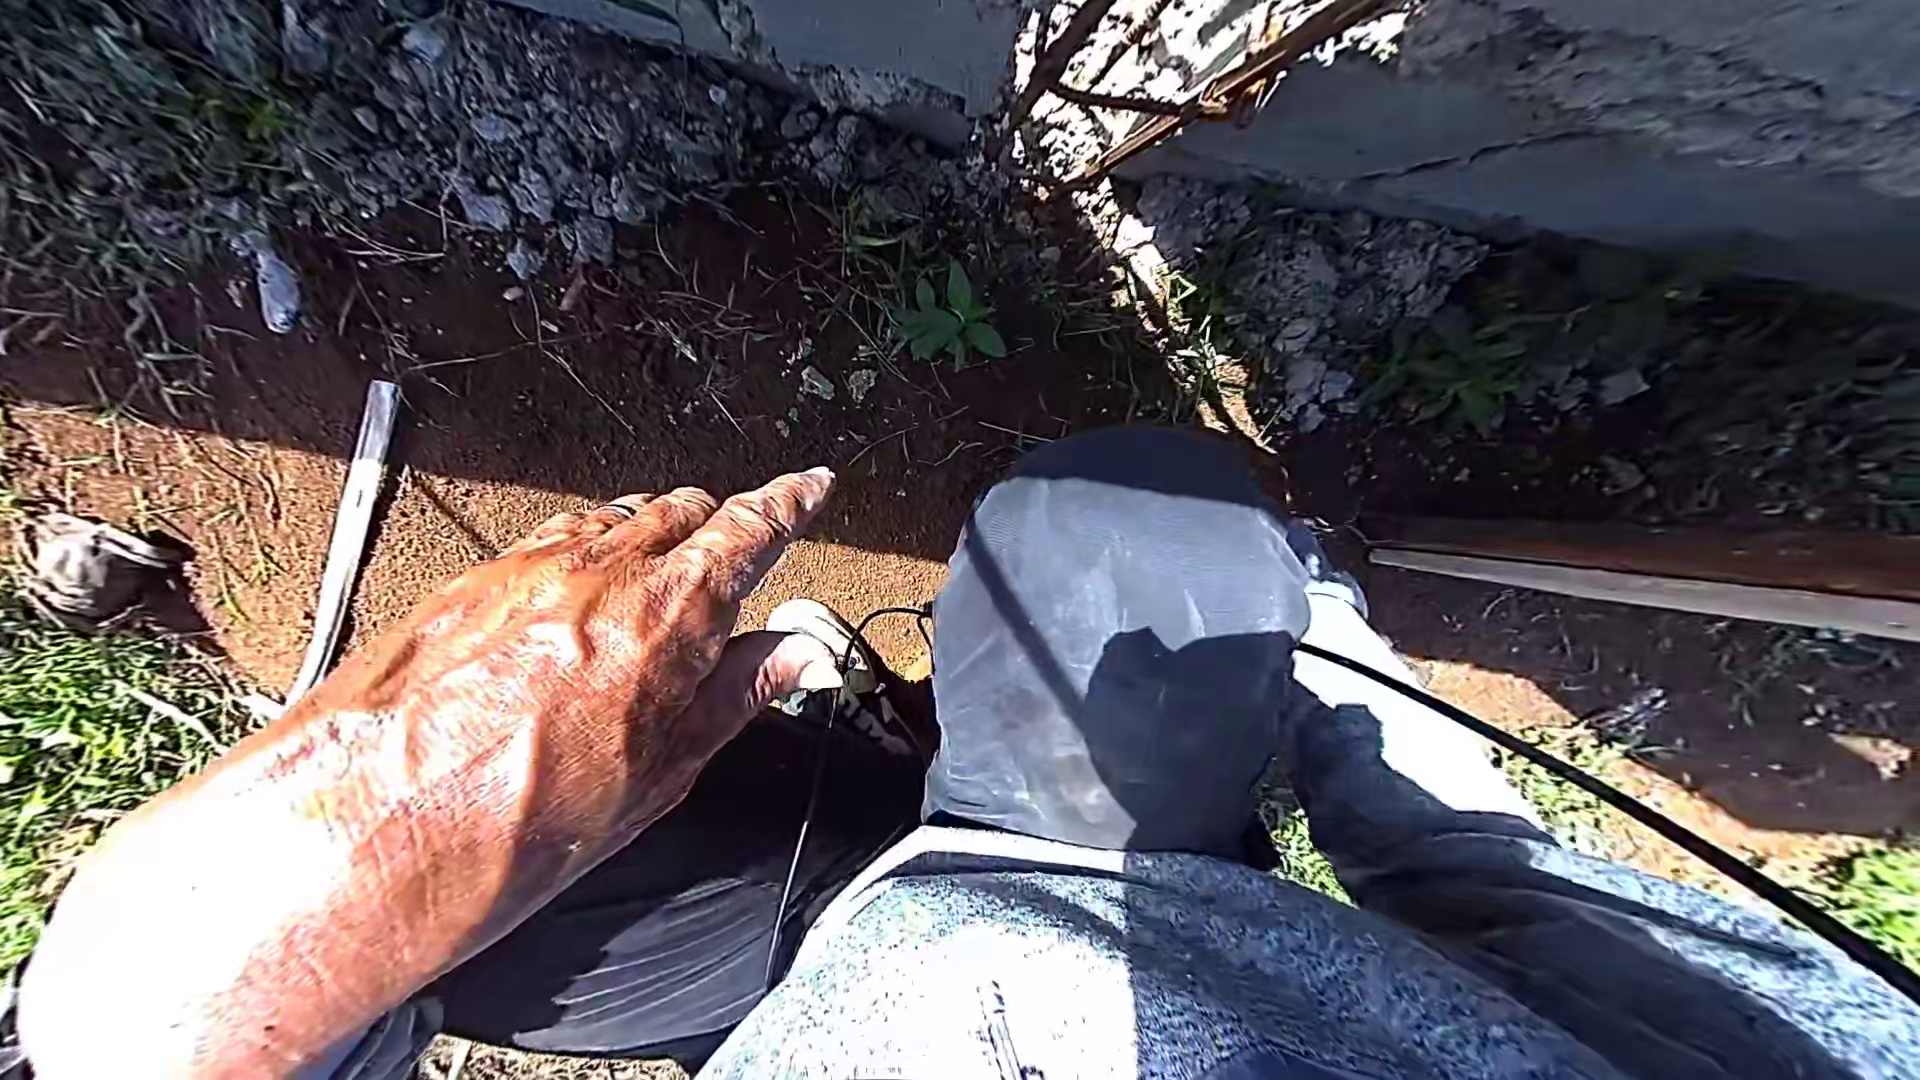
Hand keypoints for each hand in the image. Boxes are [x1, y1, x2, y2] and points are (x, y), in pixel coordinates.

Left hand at [300, 466, 844, 840]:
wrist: (355, 845)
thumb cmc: (522, 819)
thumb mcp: (670, 763)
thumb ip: (744, 688)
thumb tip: (800, 653)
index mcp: (674, 613)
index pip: (753, 527)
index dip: (793, 499)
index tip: (811, 485)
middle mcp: (610, 568)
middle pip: (689, 507)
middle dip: (722, 525)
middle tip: (728, 566)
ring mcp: (537, 563)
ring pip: (625, 514)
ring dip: (657, 537)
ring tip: (654, 588)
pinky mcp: (480, 574)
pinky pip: (559, 533)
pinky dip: (594, 548)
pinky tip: (584, 597)